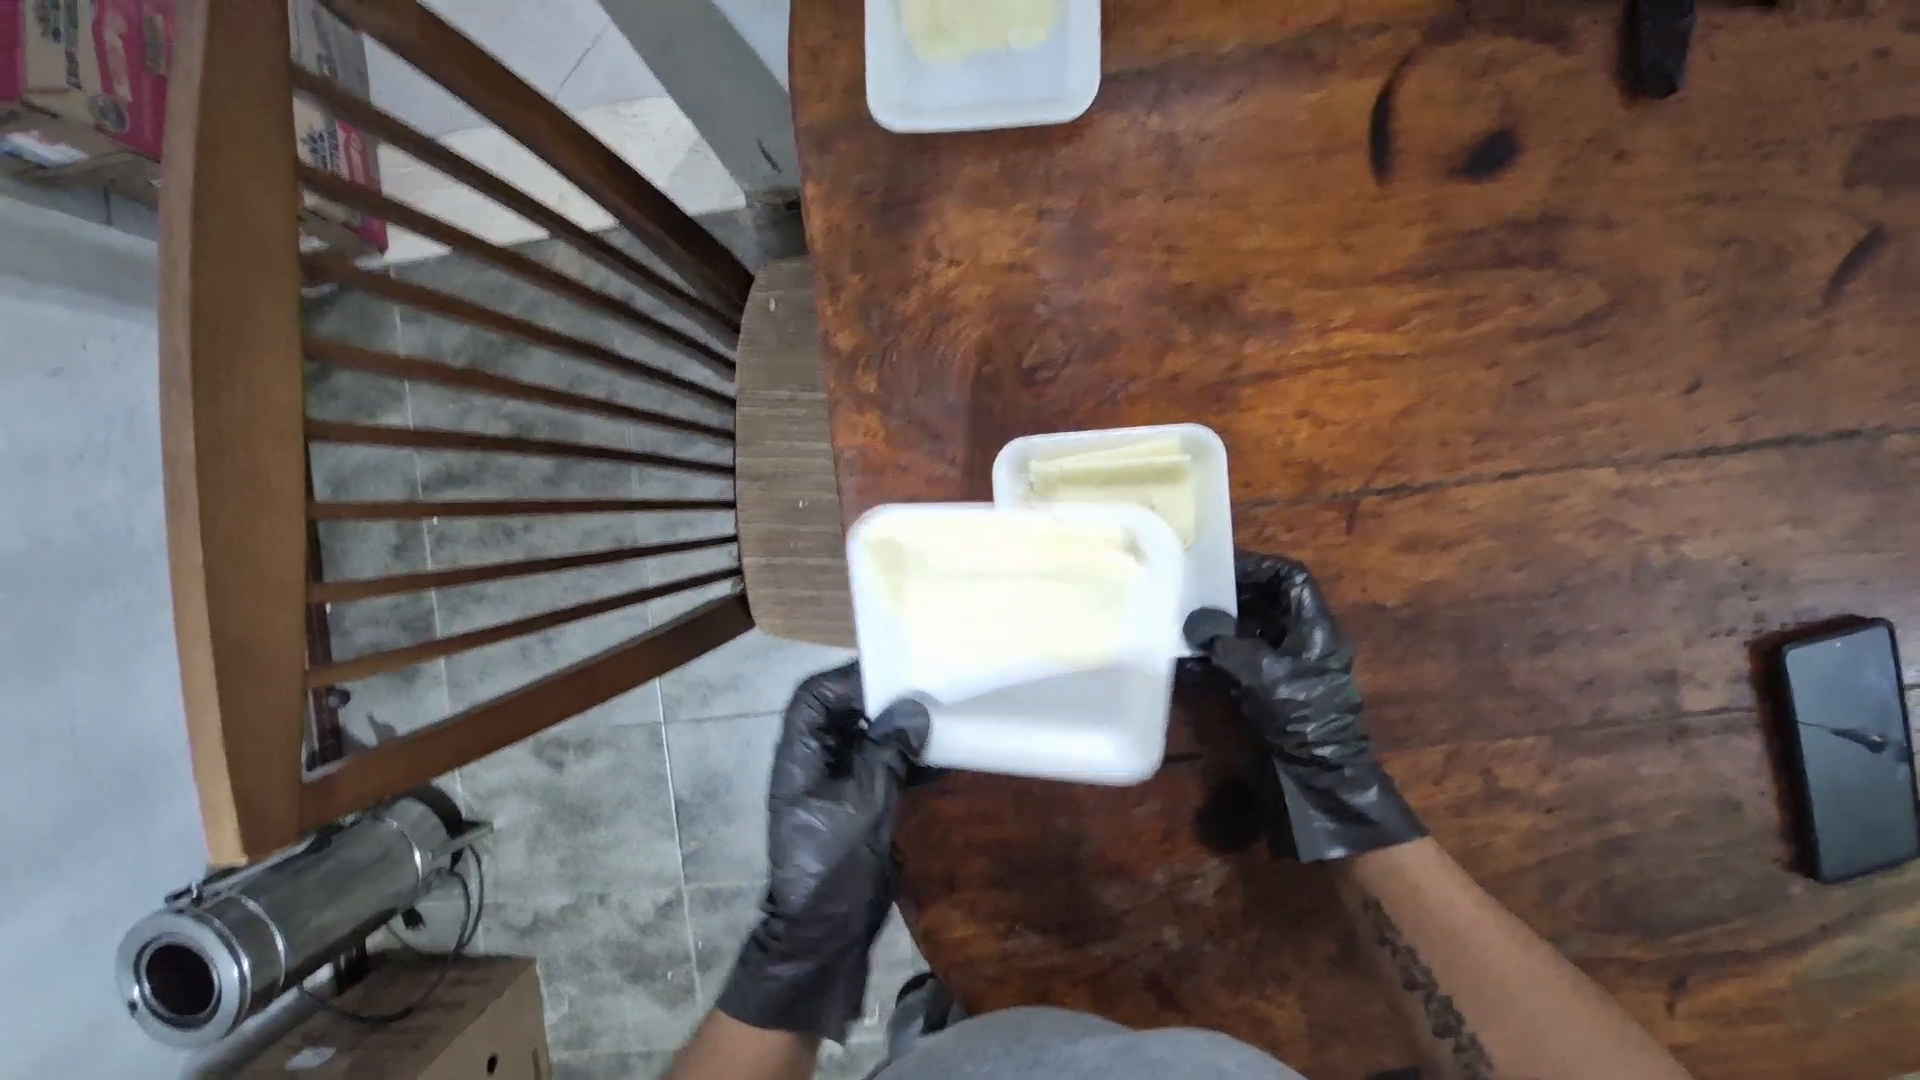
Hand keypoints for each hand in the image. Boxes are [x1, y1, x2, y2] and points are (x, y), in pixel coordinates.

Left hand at [716, 663, 929, 1040]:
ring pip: (862, 739)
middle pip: (840, 712)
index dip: (848, 679)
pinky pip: (877, 767)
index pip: (815, 696)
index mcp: (801, 754)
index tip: (892, 673)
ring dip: (895, 730)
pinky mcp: (854, 804)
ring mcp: (833, 784)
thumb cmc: (832, 862)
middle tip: (922, 691)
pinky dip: (902, 760)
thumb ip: (888, 750)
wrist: (823, 930)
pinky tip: (934, 760)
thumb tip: (914, 708)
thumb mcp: (864, 801)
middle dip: (879, 700)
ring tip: (934, 719)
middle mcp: (813, 761)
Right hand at [1183, 552, 1425, 861]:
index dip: (1259, 567)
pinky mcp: (1274, 689)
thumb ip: (1225, 643)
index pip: (1291, 579)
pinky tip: (1194, 656)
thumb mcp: (1262, 674)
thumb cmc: (1301, 718)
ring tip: (1190, 619)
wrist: (1319, 777)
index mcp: (1315, 628)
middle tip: (1197, 591)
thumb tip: (1193, 621)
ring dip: (1225, 623)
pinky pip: (1247, 657)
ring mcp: (1291, 666)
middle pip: (1271, 602)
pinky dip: (1222, 652)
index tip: (1222, 568)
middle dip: (1235, 594)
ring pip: (1257, 629)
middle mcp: (1305, 641)